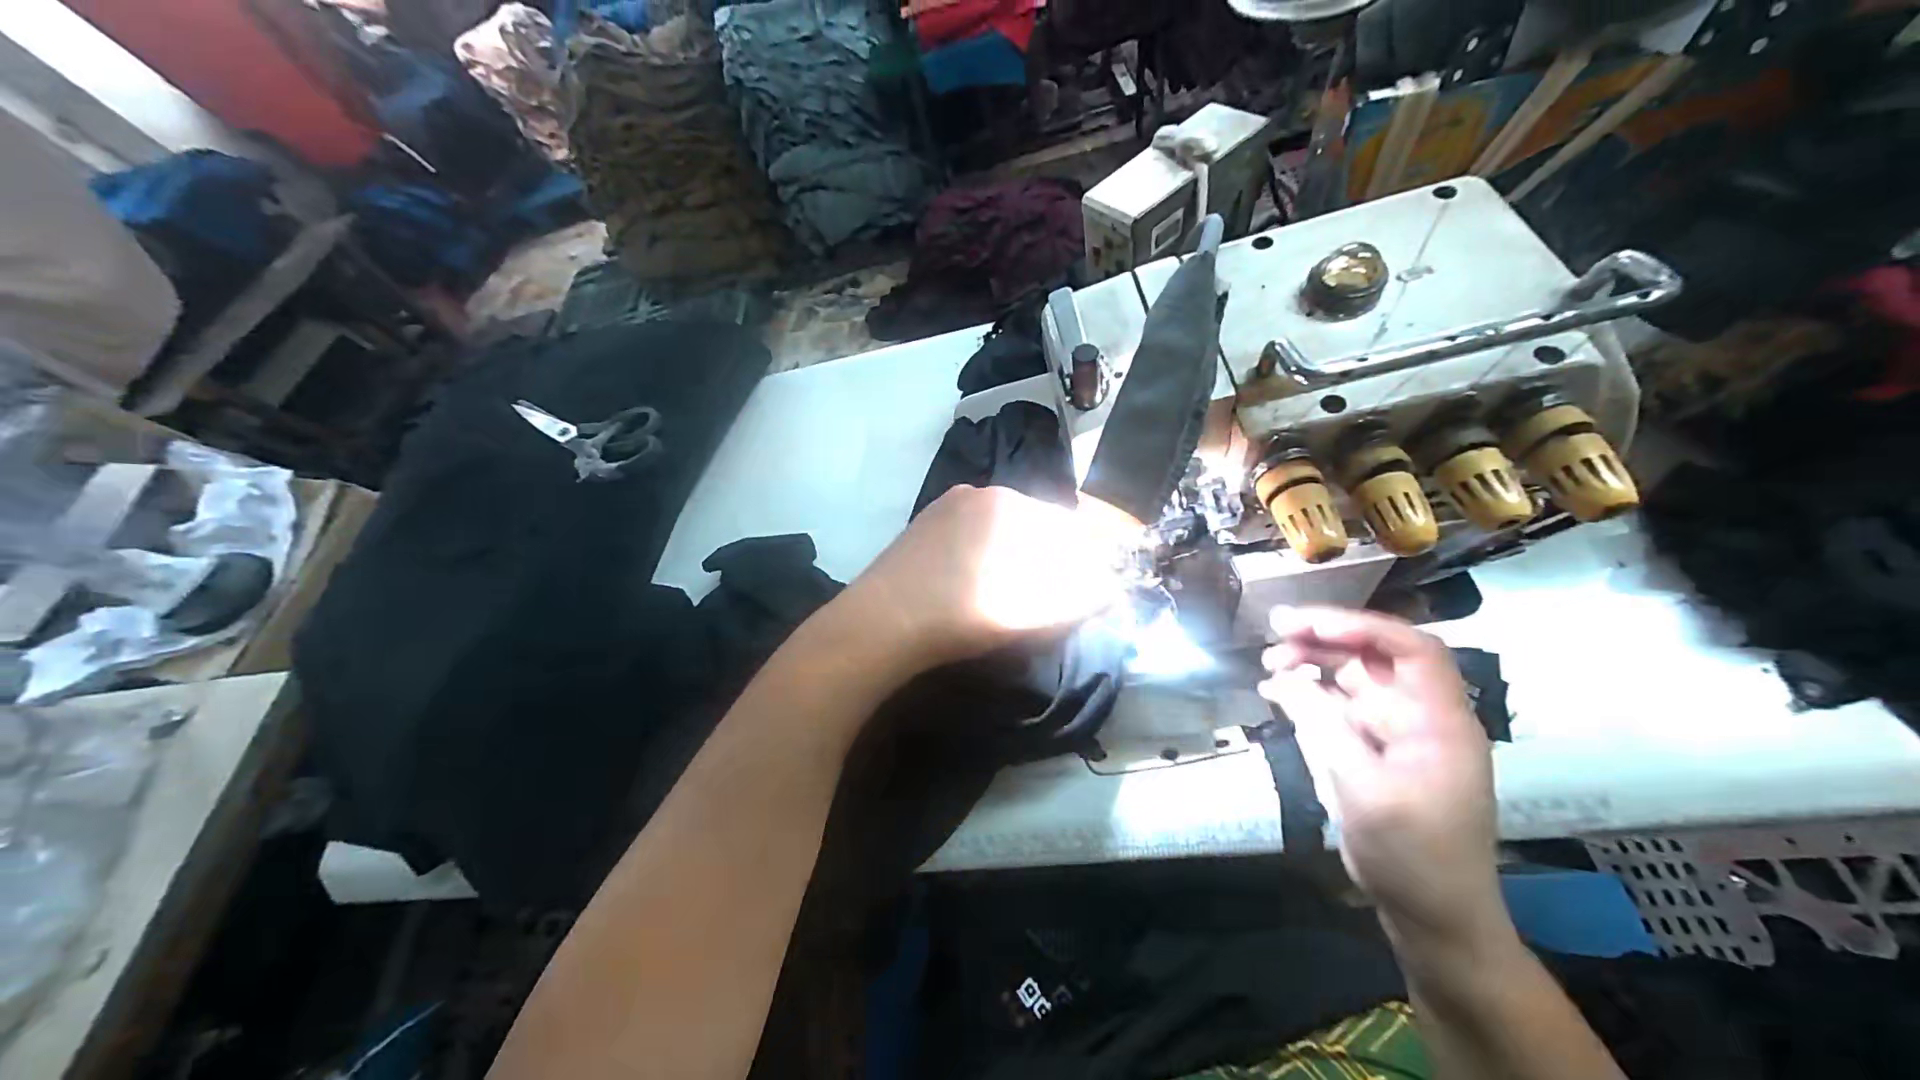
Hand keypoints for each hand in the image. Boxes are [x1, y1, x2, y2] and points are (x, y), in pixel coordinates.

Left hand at [835, 485, 1129, 673]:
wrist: (879, 625)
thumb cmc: (963, 615)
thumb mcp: (1033, 612)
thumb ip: (1080, 597)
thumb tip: (1109, 587)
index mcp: (1008, 503)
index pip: (1066, 528)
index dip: (1082, 564)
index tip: (1083, 596)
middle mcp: (977, 493)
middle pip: (1032, 526)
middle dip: (1049, 561)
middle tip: (1049, 603)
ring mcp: (943, 509)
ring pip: (999, 533)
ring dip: (1016, 561)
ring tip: (1012, 600)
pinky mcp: (920, 529)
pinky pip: (969, 539)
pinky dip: (984, 559)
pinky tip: (975, 590)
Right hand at [1258, 607, 1506, 948]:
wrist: (1434, 917)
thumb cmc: (1412, 854)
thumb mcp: (1363, 789)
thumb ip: (1322, 727)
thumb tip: (1283, 679)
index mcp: (1439, 720)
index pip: (1409, 648)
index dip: (1357, 626)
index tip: (1303, 624)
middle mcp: (1420, 717)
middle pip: (1374, 658)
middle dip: (1323, 640)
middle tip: (1272, 635)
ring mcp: (1397, 735)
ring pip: (1352, 680)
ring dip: (1312, 665)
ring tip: (1268, 663)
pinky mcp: (1376, 753)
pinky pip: (1340, 711)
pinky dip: (1309, 697)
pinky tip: (1277, 693)